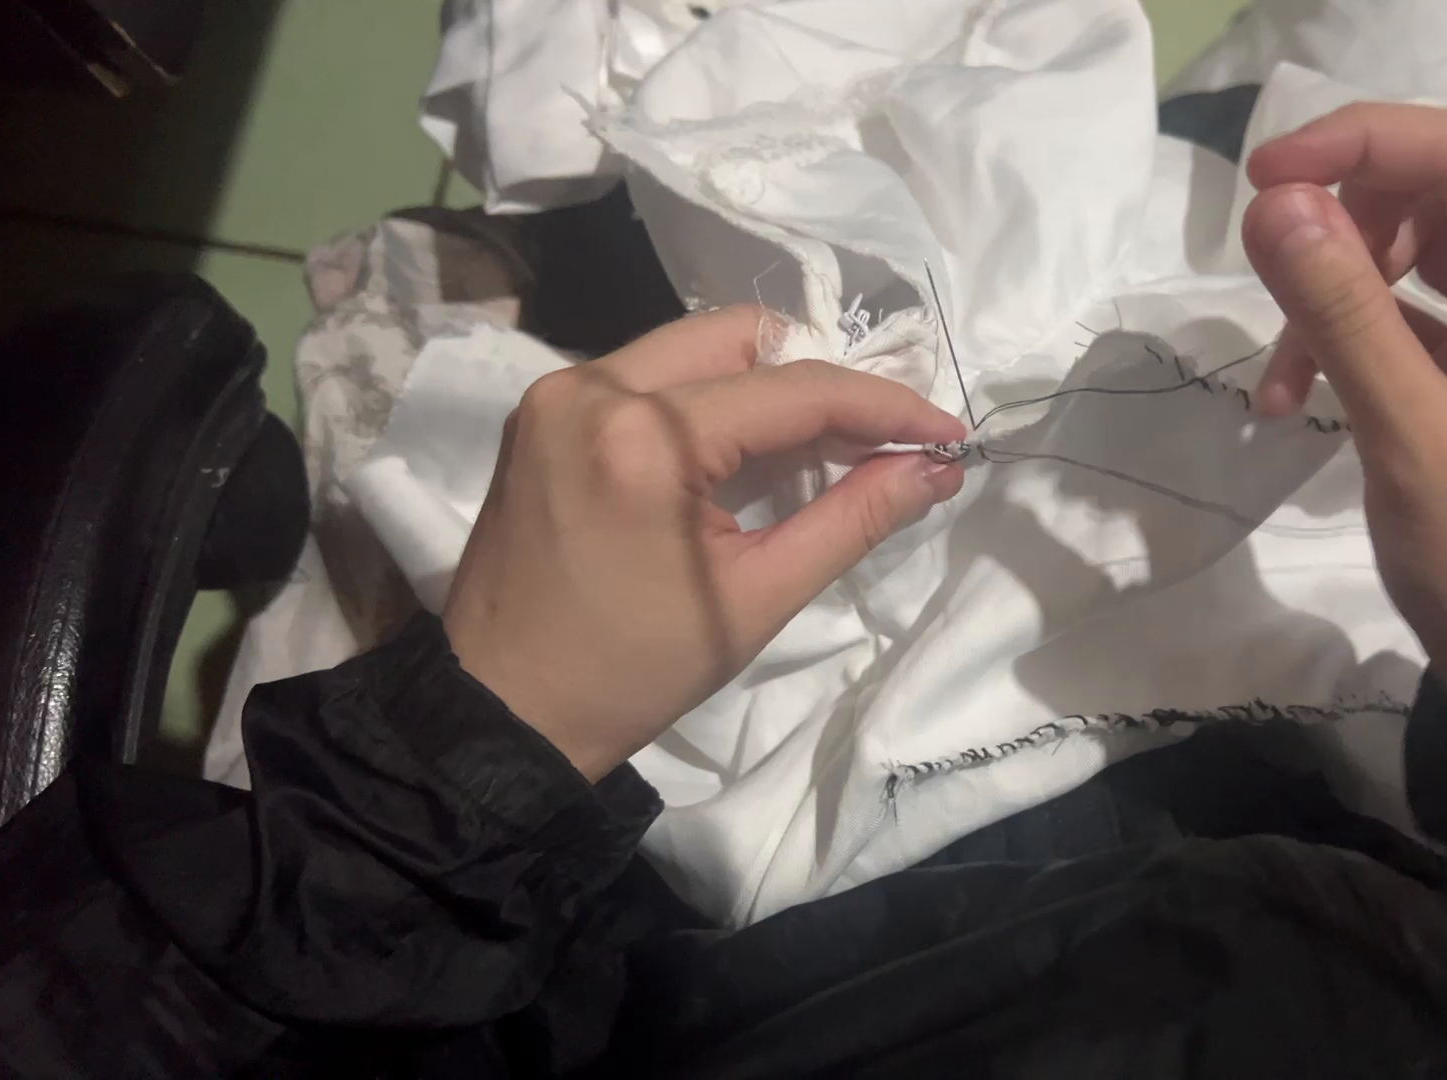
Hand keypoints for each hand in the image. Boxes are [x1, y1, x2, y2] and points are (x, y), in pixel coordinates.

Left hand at [443, 307, 965, 781]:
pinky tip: (752, 450)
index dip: (885, 406)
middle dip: (827, 379)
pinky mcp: (548, 411)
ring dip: (775, 386)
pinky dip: (722, 400)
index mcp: (644, 437)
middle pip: (744, 337)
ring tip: (830, 445)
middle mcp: (592, 385)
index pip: (794, 390)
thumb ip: (855, 519)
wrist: (503, 713)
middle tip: (880, 437)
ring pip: (701, 348)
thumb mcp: (760, 597)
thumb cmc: (635, 671)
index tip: (944, 432)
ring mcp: (559, 391)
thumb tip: (933, 469)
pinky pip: (659, 376)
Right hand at [1241, 100, 1446, 785]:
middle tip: (1274, 248)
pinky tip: (1296, 397)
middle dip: (1358, 200)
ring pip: (1426, 247)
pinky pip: (1409, 316)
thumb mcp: (1413, 447)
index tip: (1260, 180)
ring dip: (1339, 286)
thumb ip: (1345, 320)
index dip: (1366, 144)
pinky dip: (1345, 338)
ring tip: (1280, 377)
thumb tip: (1275, 210)